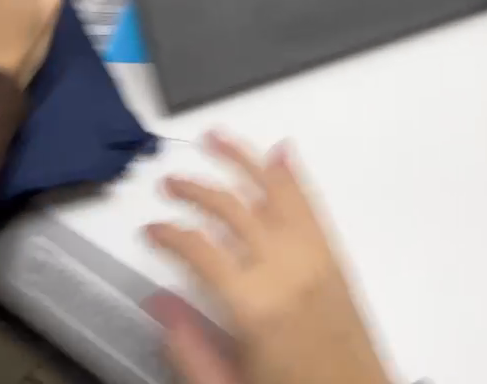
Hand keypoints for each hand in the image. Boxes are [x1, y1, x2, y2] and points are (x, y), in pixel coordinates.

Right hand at [144, 135, 392, 383]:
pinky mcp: (334, 254)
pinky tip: (278, 153)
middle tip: (171, 183)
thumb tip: (159, 304)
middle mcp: (286, 268)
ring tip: (215, 139)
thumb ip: (189, 347)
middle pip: (231, 207)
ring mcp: (314, 255)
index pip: (199, 248)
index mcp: (255, 305)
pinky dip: (291, 173)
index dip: (169, 233)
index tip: (153, 229)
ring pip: (272, 188)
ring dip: (240, 157)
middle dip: (195, 188)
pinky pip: (310, 201)